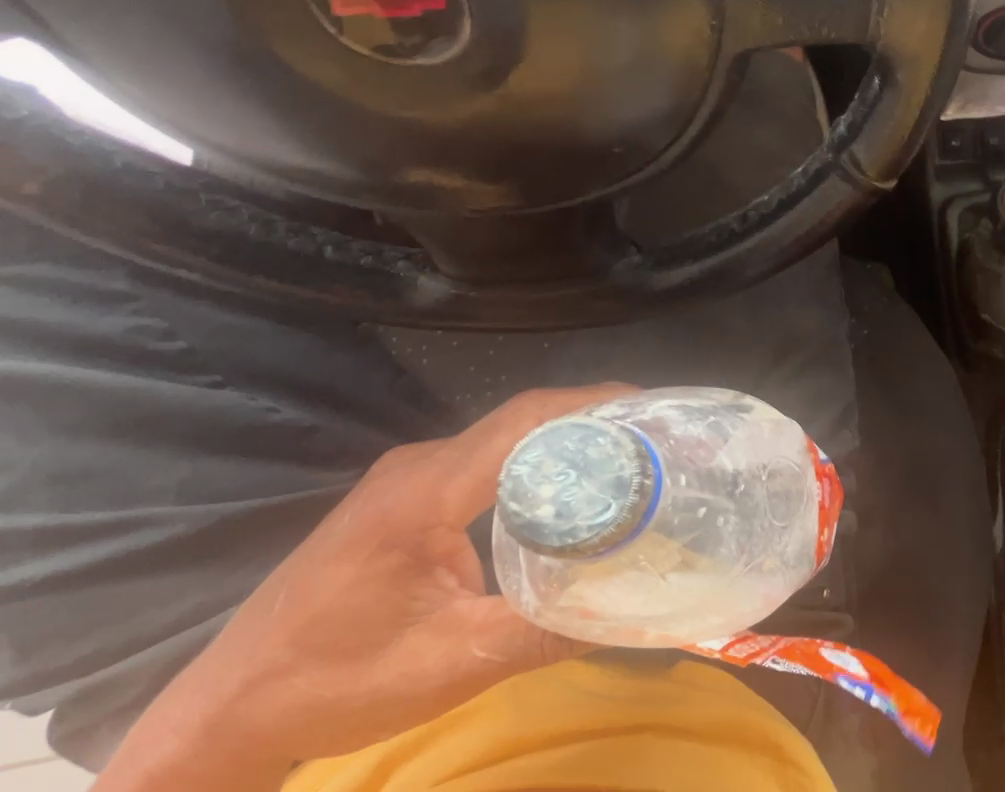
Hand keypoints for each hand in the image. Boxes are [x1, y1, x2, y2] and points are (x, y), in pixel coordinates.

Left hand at [99, 385, 636, 785]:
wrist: (230, 710)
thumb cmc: (336, 683)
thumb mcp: (453, 665)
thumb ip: (548, 632)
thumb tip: (640, 613)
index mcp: (424, 491)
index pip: (525, 420)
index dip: (596, 406)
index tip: (657, 414)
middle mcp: (418, 467)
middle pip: (522, 419)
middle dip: (597, 420)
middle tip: (662, 443)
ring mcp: (407, 480)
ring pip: (506, 439)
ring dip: (569, 442)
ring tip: (634, 463)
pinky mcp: (405, 500)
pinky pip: (486, 463)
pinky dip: (538, 465)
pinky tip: (571, 495)